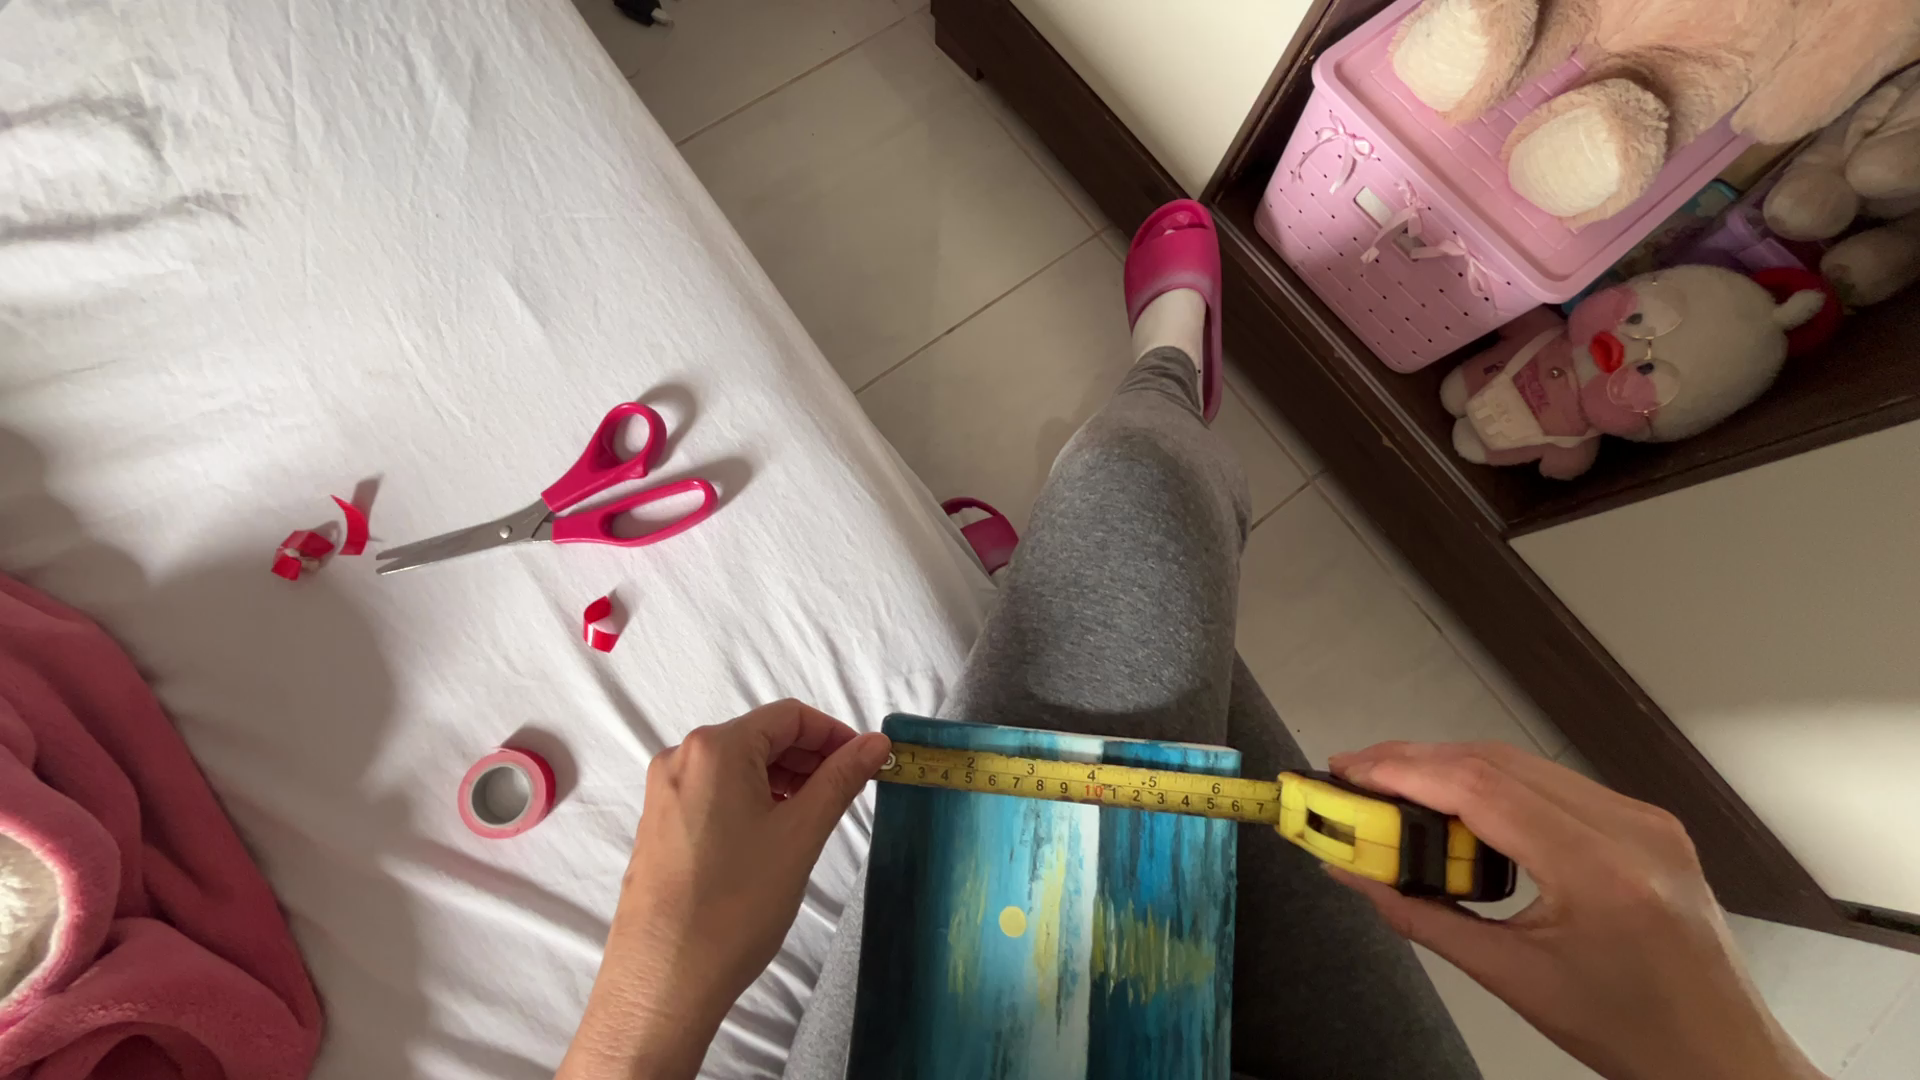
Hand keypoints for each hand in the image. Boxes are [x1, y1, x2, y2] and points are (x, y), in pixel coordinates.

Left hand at [556, 700, 889, 1079]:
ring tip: (817, 812)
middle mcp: (683, 756)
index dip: (834, 732)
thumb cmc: (737, 902)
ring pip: (740, 764)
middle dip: (811, 756)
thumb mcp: (801, 833)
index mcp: (715, 747)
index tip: (866, 760)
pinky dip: (754, 796)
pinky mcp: (659, 822)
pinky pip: (717, 789)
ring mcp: (665, 790)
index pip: (789, 716)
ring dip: (785, 777)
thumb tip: (876, 741)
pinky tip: (777, 829)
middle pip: (762, 735)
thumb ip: (841, 778)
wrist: (662, 985)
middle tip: (849, 788)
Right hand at [1325, 741, 1822, 1079]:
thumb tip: (1342, 871)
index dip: (1404, 771)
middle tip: (1352, 770)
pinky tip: (1448, 792)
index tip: (1344, 772)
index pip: (1480, 791)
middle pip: (1494, 761)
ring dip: (1443, 762)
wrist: (1729, 1061)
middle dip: (1412, 758)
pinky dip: (1482, 775)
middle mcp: (1629, 828)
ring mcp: (1642, 817)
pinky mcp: (1643, 819)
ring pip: (1516, 761)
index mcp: (1600, 873)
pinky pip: (1544, 778)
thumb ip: (1417, 914)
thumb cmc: (1619, 1028)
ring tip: (1386, 777)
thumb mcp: (1508, 976)